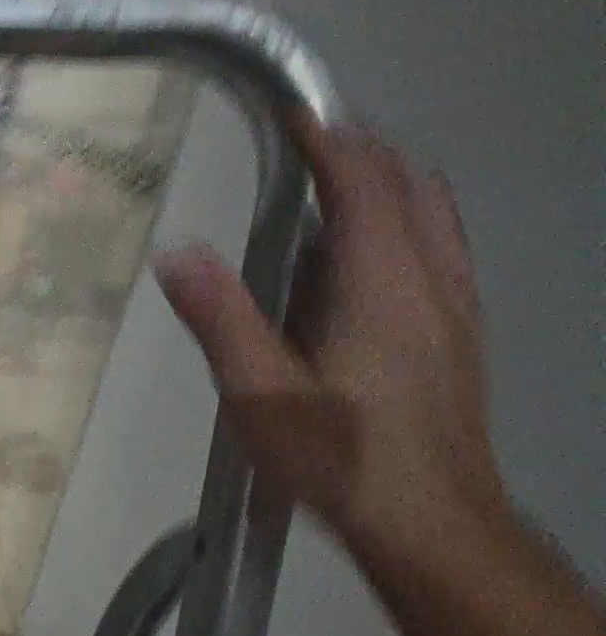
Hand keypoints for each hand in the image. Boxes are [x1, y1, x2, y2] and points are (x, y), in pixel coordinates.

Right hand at [153, 119, 510, 554]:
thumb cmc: (337, 457)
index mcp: (383, 286)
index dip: (332, 143)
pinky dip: (405, 224)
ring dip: (390, 186)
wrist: (429, 519)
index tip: (295, 117)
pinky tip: (365, 259)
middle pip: (413, 188)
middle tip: (311, 144)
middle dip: (366, 154)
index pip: (367, 186)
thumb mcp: (259, 393)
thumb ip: (221, 319)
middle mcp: (431, 282)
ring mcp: (455, 308)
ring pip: (435, 217)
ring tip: (336, 185)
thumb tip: (177, 254)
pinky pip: (439, 251)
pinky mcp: (457, 336)